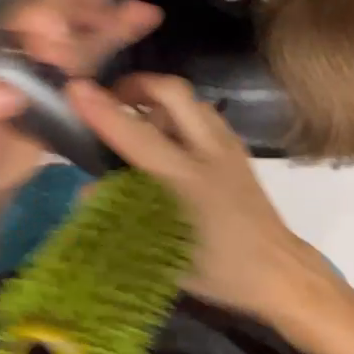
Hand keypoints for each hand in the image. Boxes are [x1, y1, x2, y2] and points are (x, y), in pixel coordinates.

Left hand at [0, 0, 160, 196]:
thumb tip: (3, 91)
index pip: (16, 13)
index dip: (38, 18)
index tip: (51, 42)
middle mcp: (21, 37)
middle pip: (53, 2)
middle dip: (74, 11)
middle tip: (84, 38)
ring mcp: (52, 55)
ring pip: (81, 17)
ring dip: (105, 10)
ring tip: (131, 12)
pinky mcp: (78, 76)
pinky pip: (100, 44)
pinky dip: (122, 26)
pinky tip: (147, 14)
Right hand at [68, 74, 331, 319]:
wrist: (279, 270)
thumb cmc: (217, 270)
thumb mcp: (162, 256)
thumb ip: (122, 219)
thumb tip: (86, 191)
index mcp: (186, 181)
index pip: (136, 134)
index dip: (102, 109)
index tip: (74, 89)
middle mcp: (208, 152)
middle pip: (172, 92)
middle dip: (136, 84)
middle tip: (111, 97)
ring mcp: (227, 145)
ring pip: (190, 98)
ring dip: (158, 97)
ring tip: (136, 115)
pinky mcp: (238, 147)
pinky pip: (204, 112)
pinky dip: (179, 111)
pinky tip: (168, 134)